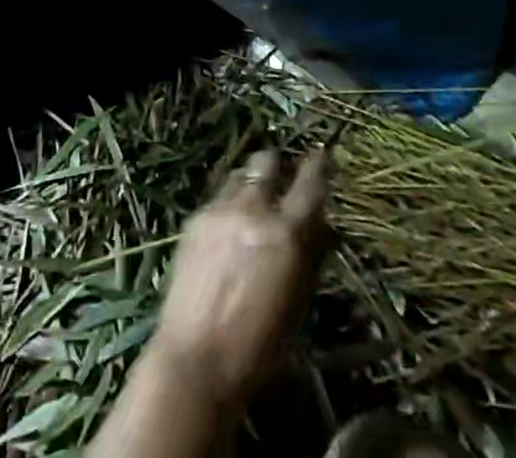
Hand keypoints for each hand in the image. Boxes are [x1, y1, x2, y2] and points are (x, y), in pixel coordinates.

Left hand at [150, 149, 330, 404]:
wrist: (195, 358)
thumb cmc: (259, 345)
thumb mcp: (299, 302)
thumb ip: (311, 255)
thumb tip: (323, 227)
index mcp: (286, 232)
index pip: (310, 181)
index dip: (318, 165)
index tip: (321, 157)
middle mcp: (252, 210)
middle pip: (266, 161)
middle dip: (277, 165)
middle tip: (282, 178)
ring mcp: (218, 212)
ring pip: (239, 176)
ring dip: (251, 183)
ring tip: (254, 203)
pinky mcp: (193, 221)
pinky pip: (217, 199)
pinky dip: (229, 205)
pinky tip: (229, 229)